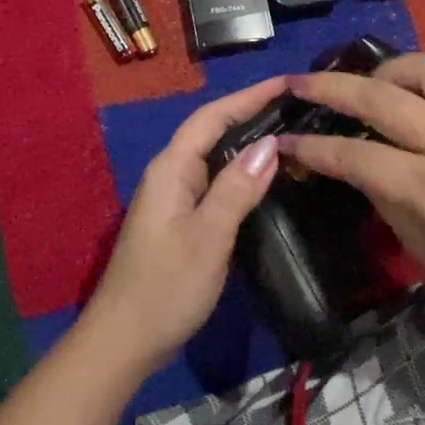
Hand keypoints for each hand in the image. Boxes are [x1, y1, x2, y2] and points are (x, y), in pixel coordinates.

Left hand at [81, 77, 286, 373]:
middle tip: (300, 108)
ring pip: (215, 160)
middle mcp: (170, 176)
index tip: (289, 83)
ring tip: (293, 136)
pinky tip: (267, 182)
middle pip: (212, 132)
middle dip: (252, 115)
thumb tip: (270, 144)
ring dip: (249, 145)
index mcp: (171, 170)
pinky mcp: (180, 223)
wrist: (125, 340)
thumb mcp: (207, 237)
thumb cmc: (165, 288)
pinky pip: (214, 185)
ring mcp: (173, 200)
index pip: (212, 117)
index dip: (249, 97)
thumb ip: (237, 189)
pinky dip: (242, 176)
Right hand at [278, 53, 424, 361]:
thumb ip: (387, 199)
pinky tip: (416, 94)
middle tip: (300, 83)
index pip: (354, 155)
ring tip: (369, 83)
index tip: (283, 139)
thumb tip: (357, 166)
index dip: (311, 147)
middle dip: (331, 87)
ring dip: (388, 69)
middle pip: (380, 98)